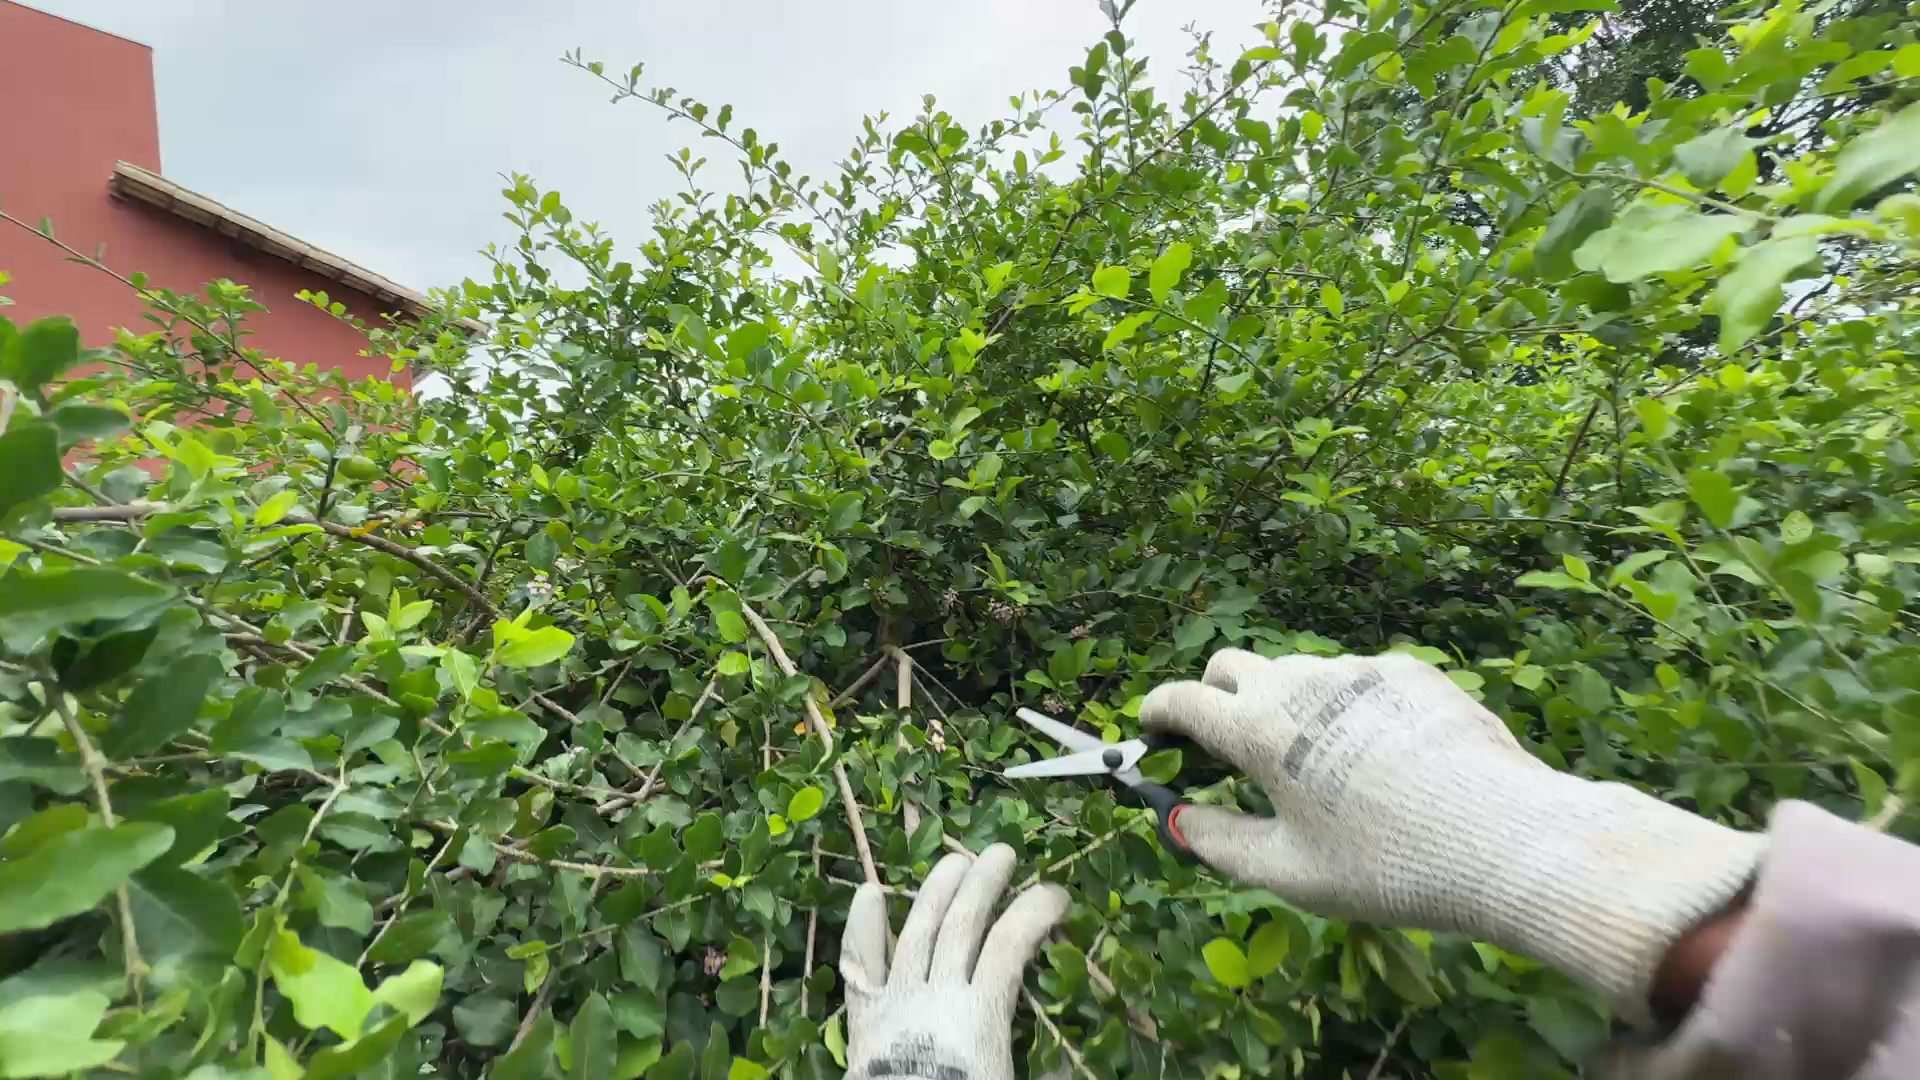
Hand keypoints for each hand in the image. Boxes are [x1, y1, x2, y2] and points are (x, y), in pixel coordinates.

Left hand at [841, 844, 1068, 1079]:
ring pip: (918, 930)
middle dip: (985, 882)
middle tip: (1003, 851)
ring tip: (956, 861)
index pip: (1010, 946)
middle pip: (962, 923)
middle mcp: (937, 997)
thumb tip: (1068, 1061)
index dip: (1034, 911)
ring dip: (938, 890)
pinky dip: (863, 929)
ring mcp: (896, 1001)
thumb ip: (1042, 1077)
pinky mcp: (864, 1019)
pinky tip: (868, 892)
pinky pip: (859, 966)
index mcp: (978, 1020)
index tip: (1057, 893)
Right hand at [1145, 649, 1763, 1020]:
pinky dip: (1345, 708)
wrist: (1513, 843)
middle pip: (1226, 666)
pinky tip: (1385, 756)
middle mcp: (1293, 682)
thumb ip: (1216, 841)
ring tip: (1324, 763)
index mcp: (1255, 728)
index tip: (1153, 727)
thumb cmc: (1386, 866)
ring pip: (1293, 672)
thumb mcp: (1289, 872)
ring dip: (1284, 704)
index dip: (1155, 711)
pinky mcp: (1403, 670)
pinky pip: (1354, 680)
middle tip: (1231, 743)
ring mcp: (1351, 670)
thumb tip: (1178, 819)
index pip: (1179, 699)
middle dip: (1212, 695)